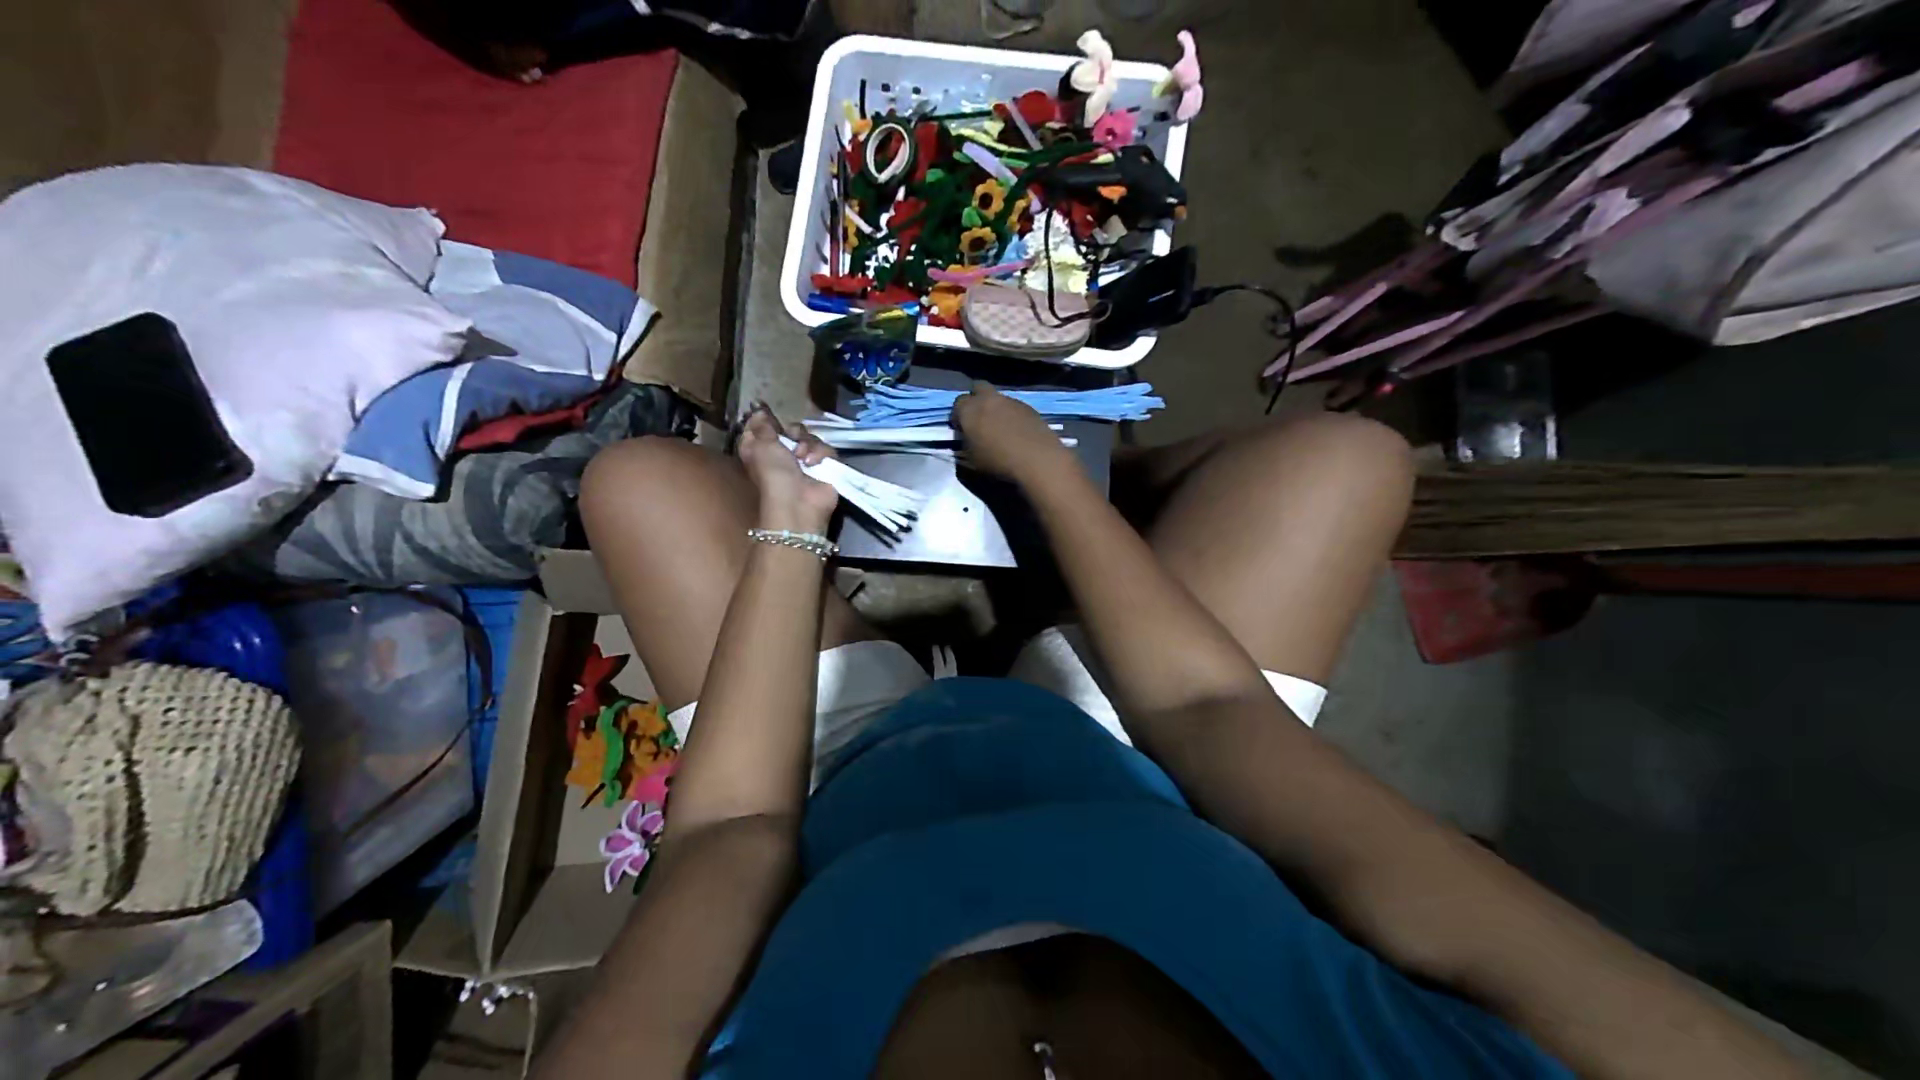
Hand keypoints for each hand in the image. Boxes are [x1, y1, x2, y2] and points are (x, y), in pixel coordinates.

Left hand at [737, 408, 837, 533]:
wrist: (798, 501)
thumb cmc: (773, 474)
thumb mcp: (761, 446)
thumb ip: (762, 426)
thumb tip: (757, 410)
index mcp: (762, 450)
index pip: (764, 427)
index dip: (765, 419)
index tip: (765, 411)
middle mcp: (783, 454)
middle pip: (792, 429)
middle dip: (793, 431)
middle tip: (791, 438)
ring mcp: (805, 461)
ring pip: (810, 437)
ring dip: (807, 444)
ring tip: (803, 458)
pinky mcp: (824, 467)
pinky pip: (826, 449)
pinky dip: (820, 454)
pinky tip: (814, 464)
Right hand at [951, 382, 1075, 484]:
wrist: (1037, 459)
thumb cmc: (997, 461)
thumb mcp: (971, 459)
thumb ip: (965, 443)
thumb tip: (967, 437)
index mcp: (970, 409)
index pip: (957, 403)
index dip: (958, 415)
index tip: (961, 428)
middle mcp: (989, 399)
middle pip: (978, 387)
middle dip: (976, 399)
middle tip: (978, 419)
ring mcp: (1011, 400)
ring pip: (998, 398)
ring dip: (996, 408)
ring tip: (1001, 428)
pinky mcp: (1029, 407)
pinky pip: (1014, 407)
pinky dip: (1012, 415)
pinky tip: (1016, 431)